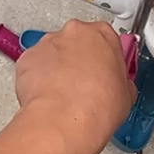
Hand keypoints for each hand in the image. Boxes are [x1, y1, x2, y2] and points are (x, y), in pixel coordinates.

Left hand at [13, 19, 135, 153]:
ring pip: (53, 52)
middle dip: (79, 59)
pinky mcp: (27, 58)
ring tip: (64, 95)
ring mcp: (48, 43)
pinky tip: (47, 97)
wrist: (63, 121)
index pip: (106, 38)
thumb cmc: (95, 107)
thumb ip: (120, 81)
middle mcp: (74, 32)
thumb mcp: (126, 95)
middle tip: (84, 84)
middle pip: (77, 41)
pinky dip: (38, 78)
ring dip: (57, 68)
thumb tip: (118, 89)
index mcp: (102, 35)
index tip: (104, 69)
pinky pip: (34, 65)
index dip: (105, 58)